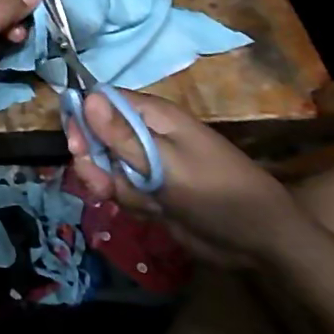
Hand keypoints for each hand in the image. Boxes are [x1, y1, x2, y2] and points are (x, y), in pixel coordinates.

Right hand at [66, 90, 303, 266]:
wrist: (255, 237)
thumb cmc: (214, 192)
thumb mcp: (165, 164)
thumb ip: (122, 136)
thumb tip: (86, 96)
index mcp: (152, 115)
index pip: (101, 102)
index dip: (83, 121)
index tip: (78, 148)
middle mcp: (147, 134)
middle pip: (97, 138)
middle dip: (97, 164)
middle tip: (107, 185)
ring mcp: (149, 164)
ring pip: (107, 169)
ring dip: (117, 188)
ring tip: (143, 202)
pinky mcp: (152, 191)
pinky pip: (123, 191)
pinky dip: (132, 204)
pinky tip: (153, 212)